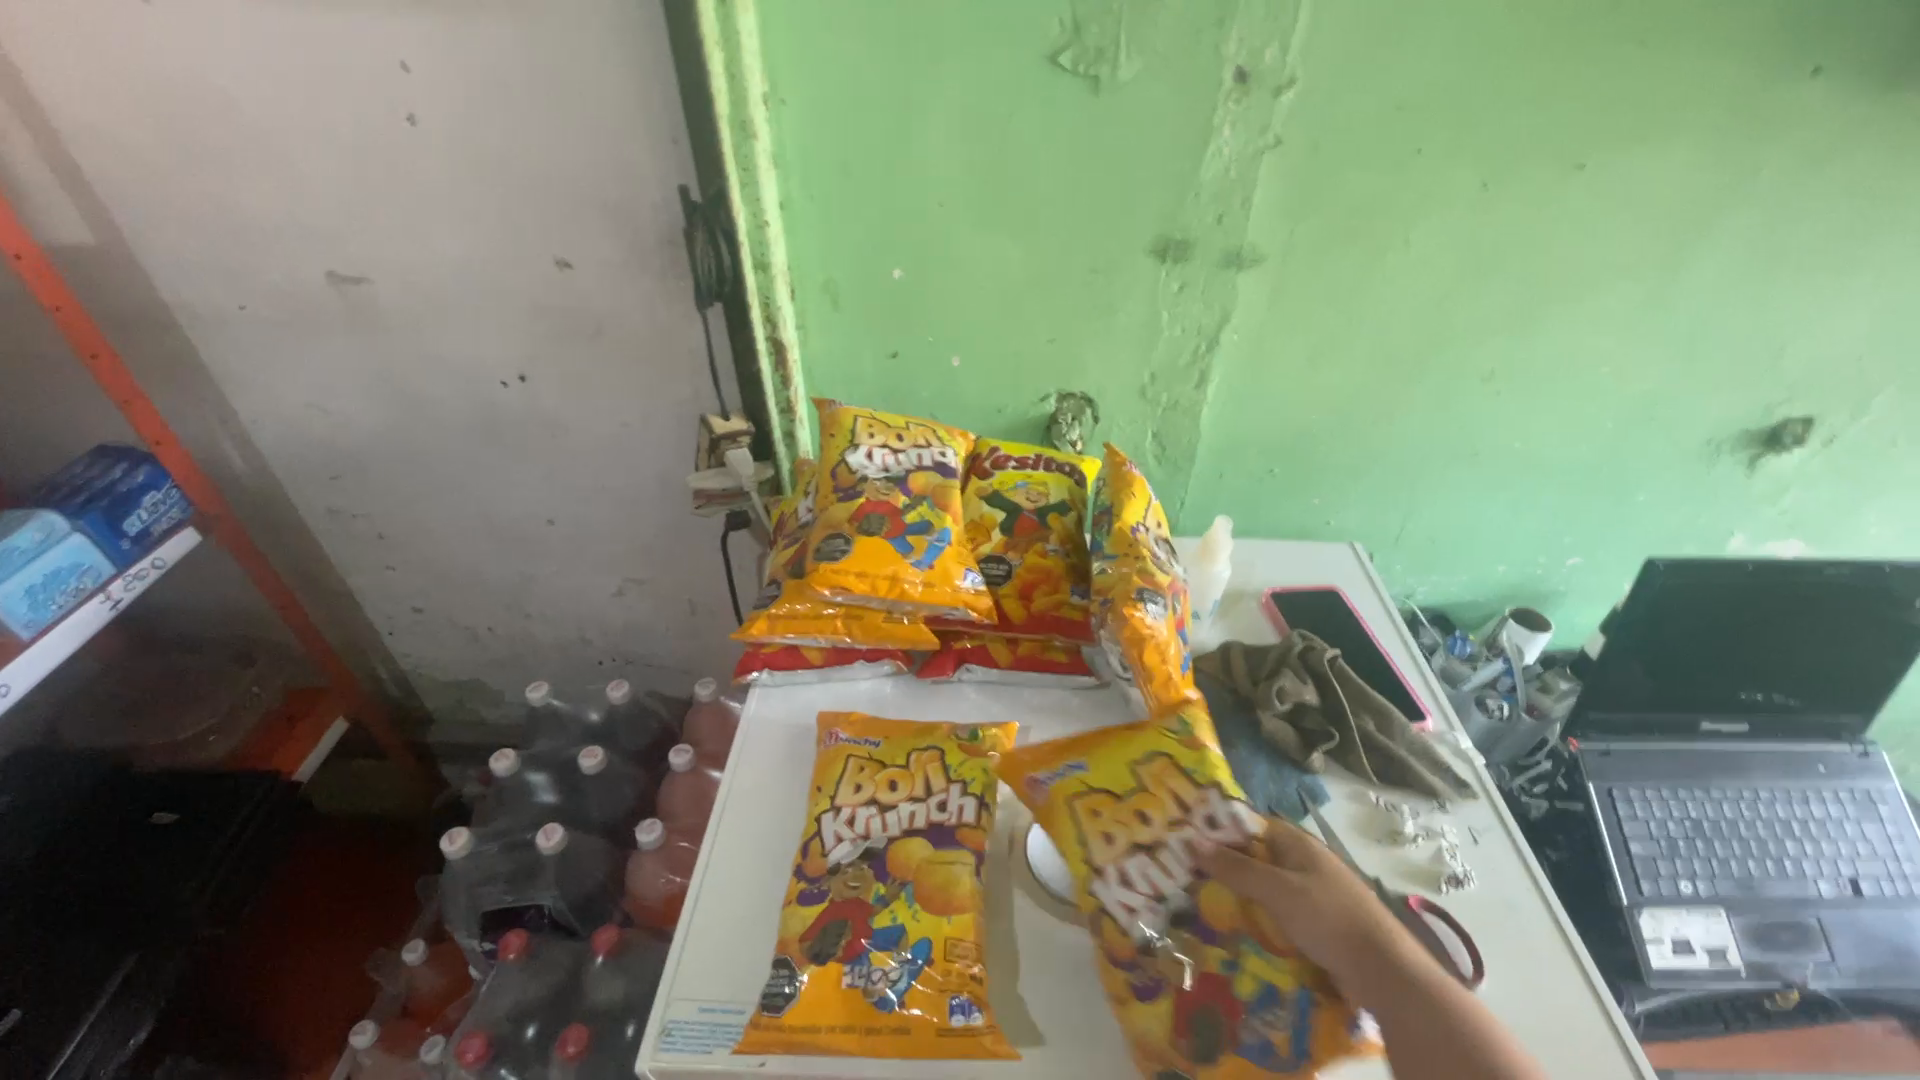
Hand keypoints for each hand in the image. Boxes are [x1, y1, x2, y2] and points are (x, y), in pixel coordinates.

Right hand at [1197, 815, 1430, 1000]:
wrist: (1384, 973)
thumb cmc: (1329, 919)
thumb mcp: (1277, 890)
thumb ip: (1235, 867)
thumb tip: (1192, 840)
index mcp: (1298, 844)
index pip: (1250, 825)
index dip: (1219, 830)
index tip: (1185, 840)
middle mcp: (1304, 863)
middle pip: (1255, 857)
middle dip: (1224, 866)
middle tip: (1185, 876)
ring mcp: (1311, 894)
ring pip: (1264, 888)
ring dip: (1239, 896)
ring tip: (1202, 905)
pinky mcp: (1316, 924)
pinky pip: (1277, 914)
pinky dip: (1258, 919)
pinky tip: (1237, 931)